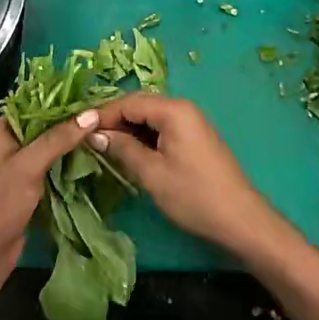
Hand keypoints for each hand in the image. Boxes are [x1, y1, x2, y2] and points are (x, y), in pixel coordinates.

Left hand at [0, 113, 97, 282]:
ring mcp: (22, 164)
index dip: (66, 98)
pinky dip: (72, 161)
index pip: (39, 102)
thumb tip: (92, 113)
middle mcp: (12, 141)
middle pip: (48, 123)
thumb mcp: (29, 166)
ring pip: (54, 144)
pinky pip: (55, 164)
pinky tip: (95, 157)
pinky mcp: (32, 183)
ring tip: (107, 132)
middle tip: (108, 115)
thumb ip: (58, 138)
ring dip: (75, 142)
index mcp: (4, 129)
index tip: (97, 96)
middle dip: (75, 121)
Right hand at [88, 93, 279, 256]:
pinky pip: (162, 127)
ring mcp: (191, 121)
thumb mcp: (151, 173)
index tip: (78, 131)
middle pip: (140, 105)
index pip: (129, 101)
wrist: (239, 218)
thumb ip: (122, 149)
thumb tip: (94, 134)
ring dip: (128, 130)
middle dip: (114, 120)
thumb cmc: (193, 195)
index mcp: (173, 110)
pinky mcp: (194, 136)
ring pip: (150, 117)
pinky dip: (144, 137)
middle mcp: (183, 108)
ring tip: (104, 148)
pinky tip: (129, 153)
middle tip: (88, 140)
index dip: (102, 115)